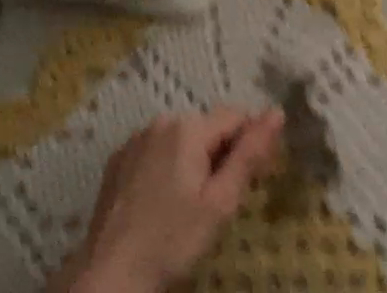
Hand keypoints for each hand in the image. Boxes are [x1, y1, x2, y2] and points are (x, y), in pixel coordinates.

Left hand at [52, 107, 284, 292]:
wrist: (110, 275)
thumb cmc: (173, 240)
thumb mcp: (221, 202)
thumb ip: (250, 154)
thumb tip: (276, 112)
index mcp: (188, 127)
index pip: (236, 116)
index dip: (251, 144)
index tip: (252, 180)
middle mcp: (160, 122)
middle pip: (208, 128)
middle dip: (221, 155)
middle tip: (219, 202)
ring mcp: (135, 140)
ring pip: (181, 140)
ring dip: (195, 161)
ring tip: (190, 206)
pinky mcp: (118, 161)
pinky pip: (156, 152)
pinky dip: (168, 168)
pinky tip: (163, 204)